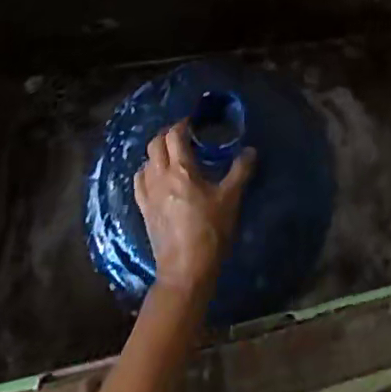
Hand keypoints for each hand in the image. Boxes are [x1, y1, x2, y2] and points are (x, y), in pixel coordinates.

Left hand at [135, 120, 255, 294]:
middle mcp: (159, 176)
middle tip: (183, 135)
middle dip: (168, 134)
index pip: (174, 135)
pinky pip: (139, 181)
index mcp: (181, 169)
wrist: (186, 269)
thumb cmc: (210, 231)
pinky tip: (157, 177)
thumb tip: (251, 150)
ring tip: (172, 155)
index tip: (193, 122)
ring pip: (146, 161)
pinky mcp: (144, 210)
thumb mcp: (231, 199)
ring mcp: (148, 194)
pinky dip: (147, 171)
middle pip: (155, 143)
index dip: (182, 124)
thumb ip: (240, 171)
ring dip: (157, 152)